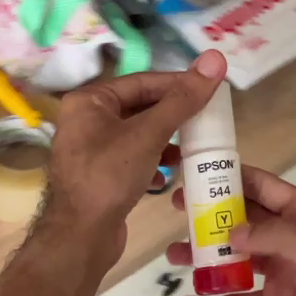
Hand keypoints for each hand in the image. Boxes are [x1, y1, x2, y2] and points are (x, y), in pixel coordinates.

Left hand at [38, 50, 227, 272]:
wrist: (80, 236)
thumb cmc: (109, 176)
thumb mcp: (149, 134)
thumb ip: (182, 99)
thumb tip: (215, 59)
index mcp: (89, 101)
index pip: (141, 82)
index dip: (178, 84)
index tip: (209, 89)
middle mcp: (84, 121)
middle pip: (139, 109)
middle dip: (172, 117)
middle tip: (205, 121)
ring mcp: (89, 152)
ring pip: (136, 137)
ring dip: (164, 143)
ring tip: (188, 152)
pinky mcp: (98, 178)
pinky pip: (130, 162)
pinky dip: (150, 165)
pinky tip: (166, 178)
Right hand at [168, 166, 295, 295]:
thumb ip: (276, 236)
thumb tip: (230, 231)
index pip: (262, 188)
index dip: (229, 179)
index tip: (194, 175)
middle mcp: (291, 240)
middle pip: (242, 223)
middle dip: (208, 218)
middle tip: (174, 214)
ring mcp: (282, 274)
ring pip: (235, 262)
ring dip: (205, 260)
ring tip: (172, 259)